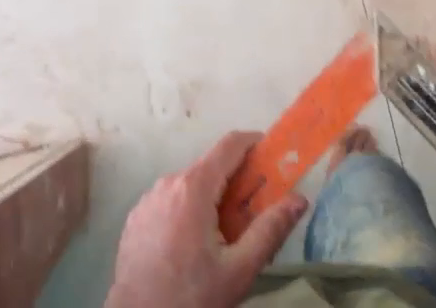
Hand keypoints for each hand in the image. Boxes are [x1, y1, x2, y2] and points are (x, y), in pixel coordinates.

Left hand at [104, 131, 307, 307]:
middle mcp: (167, 183)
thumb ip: (270, 231)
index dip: (256, 144)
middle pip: (212, 166)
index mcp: (193, 187)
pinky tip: (194, 246)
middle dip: (238, 181)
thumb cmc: (189, 297)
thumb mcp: (238, 270)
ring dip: (213, 198)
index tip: (274, 159)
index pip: (230, 144)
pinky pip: (171, 202)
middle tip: (256, 212)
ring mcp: (148, 200)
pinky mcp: (137, 218)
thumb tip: (299, 199)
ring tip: (226, 236)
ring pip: (191, 185)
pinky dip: (189, 211)